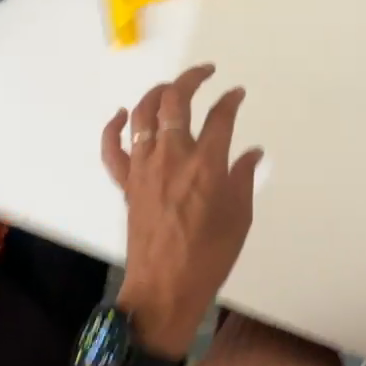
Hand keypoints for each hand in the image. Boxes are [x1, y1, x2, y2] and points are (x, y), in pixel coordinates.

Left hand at [100, 64, 263, 357]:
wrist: (163, 291)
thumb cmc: (209, 256)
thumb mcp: (239, 217)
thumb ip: (244, 178)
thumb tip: (252, 153)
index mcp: (206, 164)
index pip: (220, 116)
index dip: (231, 100)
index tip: (237, 93)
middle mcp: (172, 156)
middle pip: (176, 101)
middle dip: (192, 79)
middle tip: (205, 73)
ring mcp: (144, 167)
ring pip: (143, 114)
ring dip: (157, 93)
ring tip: (171, 87)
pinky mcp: (127, 183)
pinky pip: (113, 149)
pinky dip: (114, 128)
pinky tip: (122, 115)